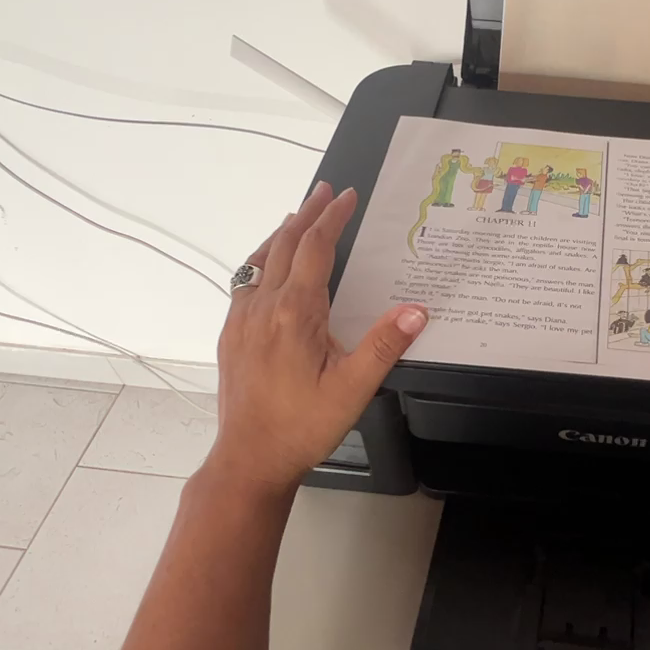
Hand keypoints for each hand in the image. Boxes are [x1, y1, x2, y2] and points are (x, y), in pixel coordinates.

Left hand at [210, 182, 427, 492]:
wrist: (249, 459)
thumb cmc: (302, 425)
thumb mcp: (354, 388)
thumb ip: (385, 344)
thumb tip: (418, 310)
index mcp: (294, 313)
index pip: (316, 248)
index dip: (332, 218)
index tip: (346, 196)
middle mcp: (262, 307)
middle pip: (285, 244)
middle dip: (308, 213)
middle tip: (326, 191)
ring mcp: (241, 319)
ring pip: (260, 259)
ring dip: (283, 232)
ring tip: (299, 215)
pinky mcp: (231, 334)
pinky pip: (245, 280)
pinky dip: (263, 258)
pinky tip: (269, 265)